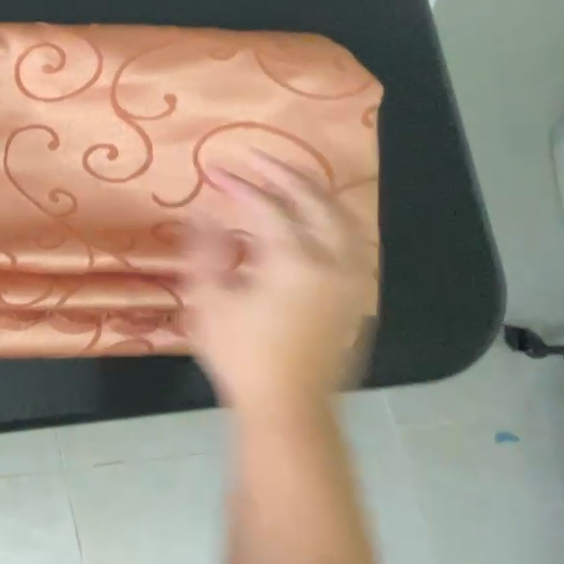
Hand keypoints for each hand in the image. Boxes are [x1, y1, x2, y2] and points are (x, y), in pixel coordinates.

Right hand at [181, 154, 374, 418]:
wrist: (288, 403)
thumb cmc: (239, 354)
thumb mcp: (208, 301)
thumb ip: (207, 252)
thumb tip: (205, 214)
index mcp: (294, 261)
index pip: (266, 206)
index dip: (239, 183)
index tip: (213, 168)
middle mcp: (334, 261)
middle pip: (315, 201)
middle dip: (283, 175)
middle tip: (253, 159)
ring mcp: (354, 277)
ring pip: (342, 218)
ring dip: (312, 193)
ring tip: (284, 180)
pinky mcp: (357, 293)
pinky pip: (350, 239)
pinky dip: (328, 218)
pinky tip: (308, 221)